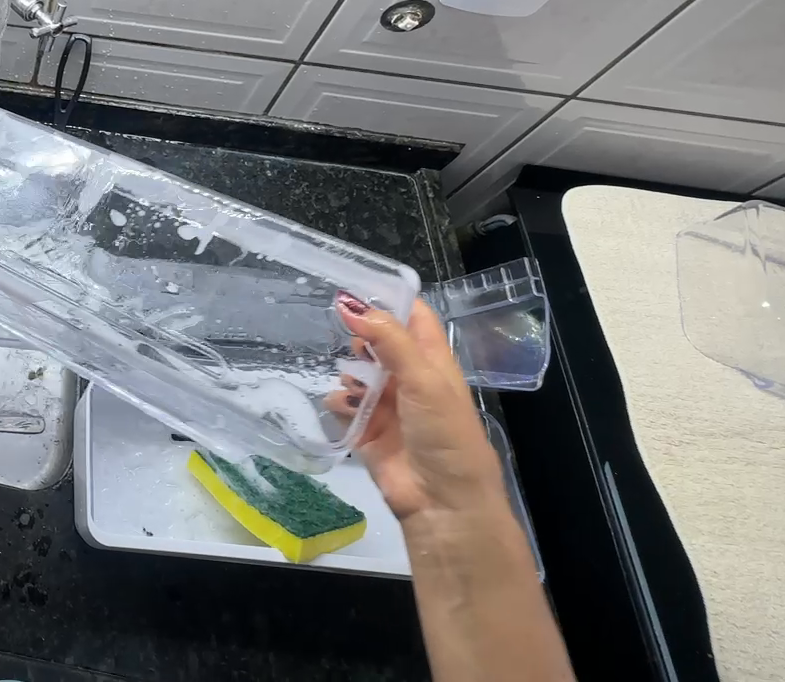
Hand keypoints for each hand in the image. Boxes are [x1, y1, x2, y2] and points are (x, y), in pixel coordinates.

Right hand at [334, 297, 507, 526]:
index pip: (411, 316)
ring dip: (346, 370)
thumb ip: (387, 340)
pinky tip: (345, 408)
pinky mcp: (363, 425)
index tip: (351, 282)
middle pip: (376, 339)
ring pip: (354, 369)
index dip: (386, 297)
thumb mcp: (423, 380)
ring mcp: (385, 402)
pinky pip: (340, 401)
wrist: (441, 503)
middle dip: (357, 334)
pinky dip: (338, 401)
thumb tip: (348, 303)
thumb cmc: (445, 436)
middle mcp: (407, 377)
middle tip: (339, 330)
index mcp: (431, 361)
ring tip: (350, 380)